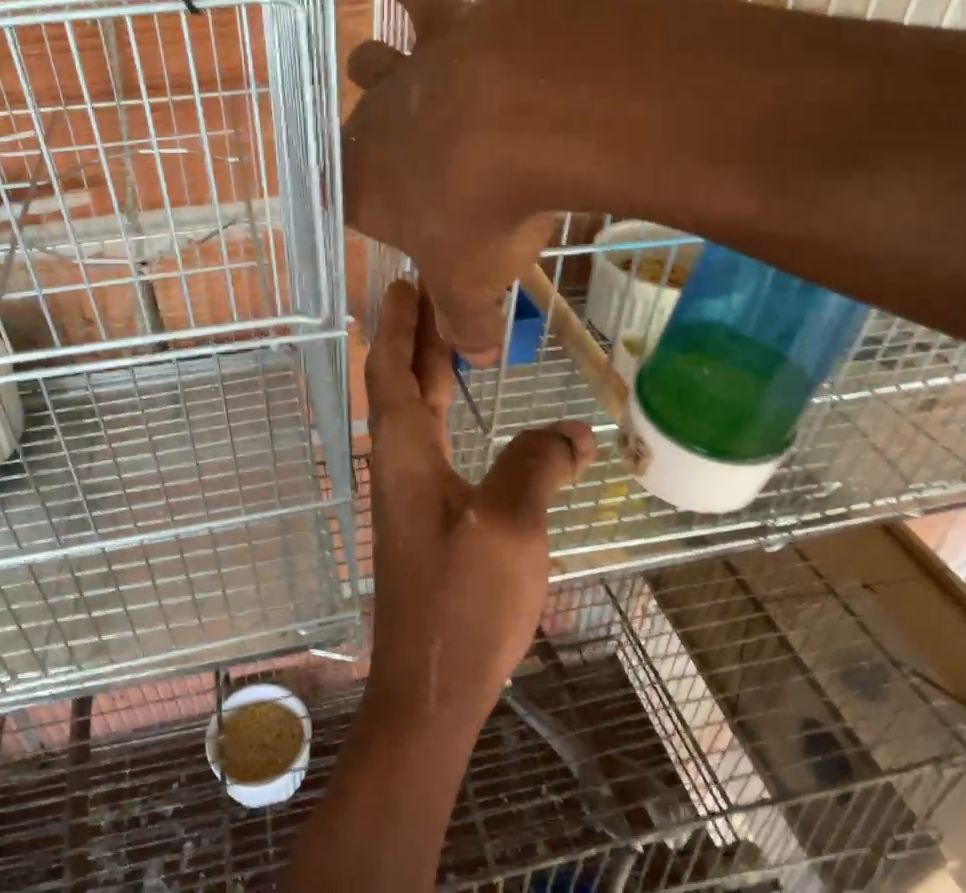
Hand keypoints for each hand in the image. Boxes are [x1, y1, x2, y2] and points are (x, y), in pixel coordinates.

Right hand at [344, 0, 566, 365]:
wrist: (524, 111)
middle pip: (351, 119)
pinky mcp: (453, 19)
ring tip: (405, 64)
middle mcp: (375, 124)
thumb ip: (469, 322)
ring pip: (373, 50)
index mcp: (367, 188)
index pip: (337, 195)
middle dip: (370, 128)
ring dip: (384, 54)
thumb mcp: (477, 281)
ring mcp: (411, 67)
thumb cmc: (484, 210)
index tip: (369, 208)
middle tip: (401, 136)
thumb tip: (476, 359)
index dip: (349, 202)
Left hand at [363, 280, 594, 727]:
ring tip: (456, 337)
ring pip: (418, 417)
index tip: (402, 281)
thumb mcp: (510, 524)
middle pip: (401, 385)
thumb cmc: (462, 601)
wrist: (432, 684)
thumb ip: (539, 466)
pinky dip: (451, 416)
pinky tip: (476, 420)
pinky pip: (438, 448)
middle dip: (414, 336)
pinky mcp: (430, 524)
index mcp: (404, 454)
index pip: (390, 369)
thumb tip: (575, 431)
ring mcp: (412, 498)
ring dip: (430, 373)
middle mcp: (400, 467)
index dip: (396, 324)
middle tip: (433, 290)